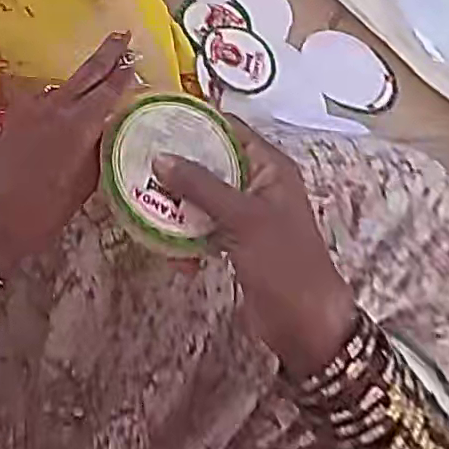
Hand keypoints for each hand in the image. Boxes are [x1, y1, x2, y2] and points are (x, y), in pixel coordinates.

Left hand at [0, 33, 137, 272]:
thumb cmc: (45, 211)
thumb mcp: (86, 184)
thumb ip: (101, 148)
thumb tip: (113, 127)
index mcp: (78, 124)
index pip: (108, 90)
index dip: (124, 74)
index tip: (137, 57)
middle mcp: (56, 106)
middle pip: (87, 73)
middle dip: (108, 53)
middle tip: (123, 35)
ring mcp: (34, 107)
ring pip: (67, 83)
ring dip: (86, 75)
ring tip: (103, 69)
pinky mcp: (18, 114)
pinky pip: (48, 96)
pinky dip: (64, 94)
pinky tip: (70, 101)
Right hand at [153, 120, 358, 377]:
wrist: (307, 329)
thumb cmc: (285, 263)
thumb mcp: (242, 218)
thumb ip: (200, 186)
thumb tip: (161, 158)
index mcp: (269, 166)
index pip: (229, 128)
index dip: (197, 122)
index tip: (159, 119)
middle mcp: (257, 182)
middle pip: (211, 161)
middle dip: (179, 163)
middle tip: (141, 159)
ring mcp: (245, 213)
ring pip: (202, 194)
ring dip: (177, 201)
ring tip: (145, 200)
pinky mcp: (234, 240)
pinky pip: (202, 224)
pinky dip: (185, 232)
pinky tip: (167, 246)